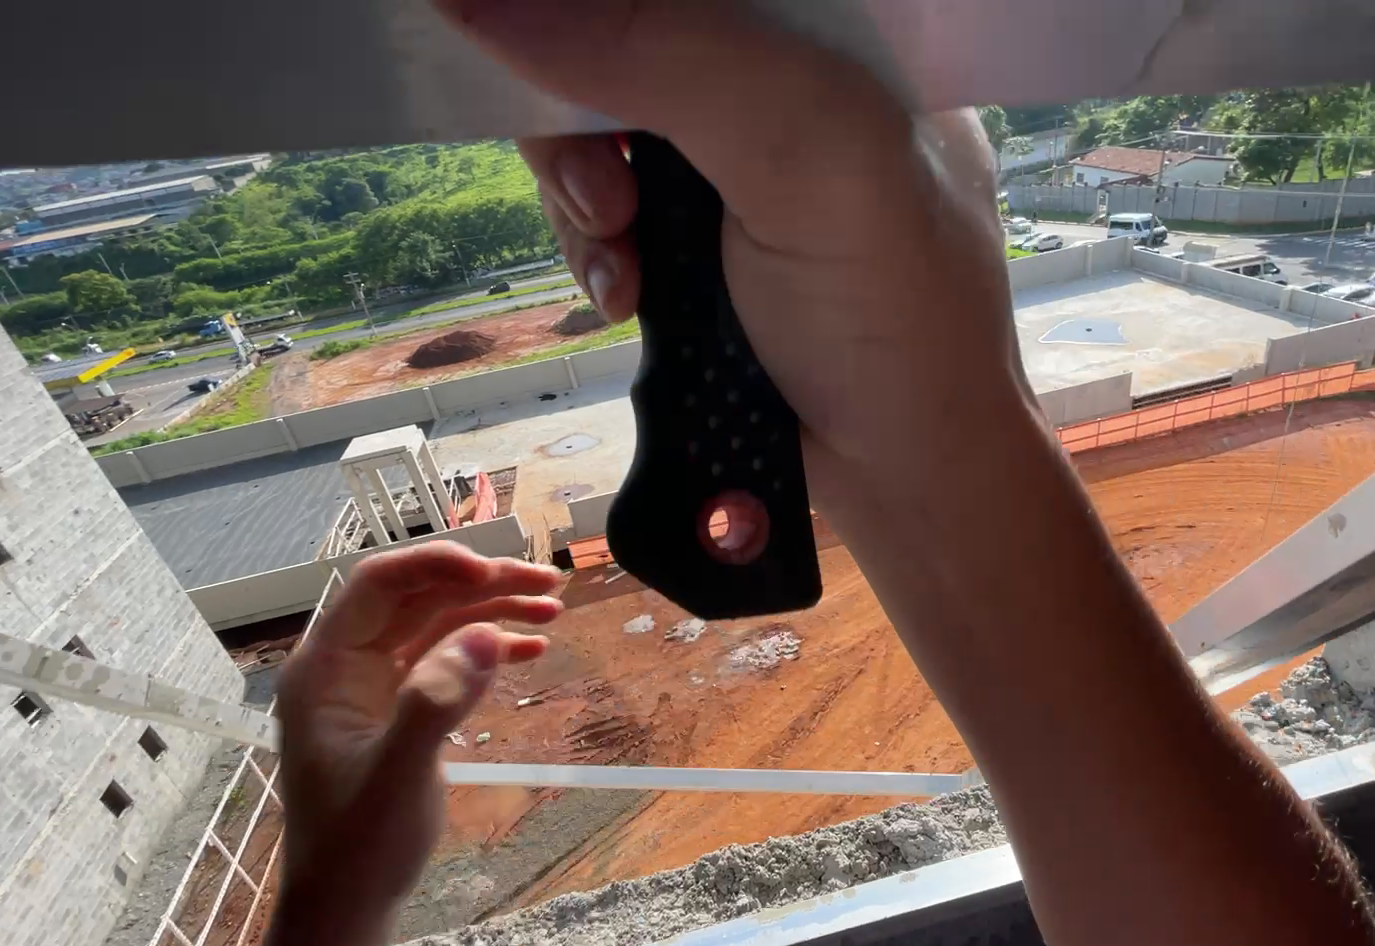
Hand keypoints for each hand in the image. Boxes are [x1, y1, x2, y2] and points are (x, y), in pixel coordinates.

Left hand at [273, 543, 561, 916]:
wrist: (350, 904)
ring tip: (554, 608)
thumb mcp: (397, 778)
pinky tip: (534, 648)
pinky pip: (452, 657)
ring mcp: (379, 683)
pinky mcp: (406, 703)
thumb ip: (436, 704)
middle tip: (548, 584)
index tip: (495, 570)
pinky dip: (493, 648)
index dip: (436, 565)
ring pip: (443, 622)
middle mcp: (351, 663)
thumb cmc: (359, 847)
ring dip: (496, 610)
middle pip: (421, 597)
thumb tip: (488, 635)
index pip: (378, 585)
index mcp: (327, 667)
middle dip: (484, 584)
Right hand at [438, 0, 1037, 513]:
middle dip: (585, 131)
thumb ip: (660, 53)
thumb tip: (477, 1)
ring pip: (603, 145)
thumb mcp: (801, 154)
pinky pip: (610, 222)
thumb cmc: (887, 317)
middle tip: (612, 207)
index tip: (569, 69)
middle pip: (625, 57)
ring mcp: (733, 182)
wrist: (897, 471)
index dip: (612, 20)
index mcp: (833, 34)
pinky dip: (597, 258)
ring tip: (626, 281)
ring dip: (582, 210)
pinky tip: (623, 301)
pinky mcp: (699, 254)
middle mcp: (778, 95)